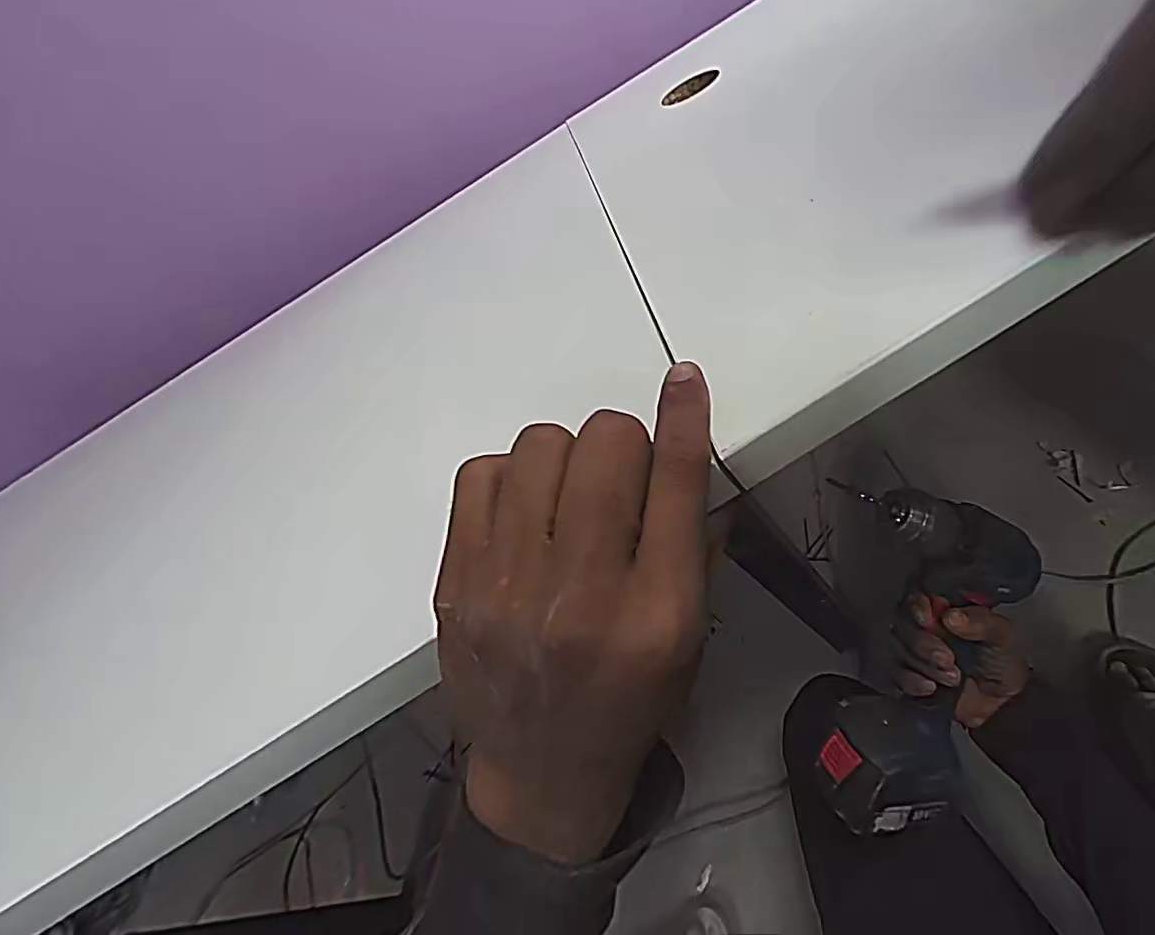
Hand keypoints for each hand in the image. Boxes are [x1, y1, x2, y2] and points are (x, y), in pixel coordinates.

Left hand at [434, 362, 713, 862]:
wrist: (544, 774)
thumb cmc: (628, 704)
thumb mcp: (692, 636)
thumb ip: (697, 545)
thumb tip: (684, 459)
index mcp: (657, 610)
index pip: (676, 482)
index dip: (683, 419)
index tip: (682, 380)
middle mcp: (582, 595)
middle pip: (604, 447)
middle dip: (622, 441)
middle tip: (620, 474)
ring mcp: (508, 589)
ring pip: (539, 447)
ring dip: (566, 457)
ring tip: (568, 498)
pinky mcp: (456, 586)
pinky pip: (480, 474)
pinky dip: (510, 478)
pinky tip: (525, 514)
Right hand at [891, 593, 1028, 727]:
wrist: (1005, 703)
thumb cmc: (1002, 660)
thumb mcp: (1002, 635)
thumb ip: (981, 622)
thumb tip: (951, 617)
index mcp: (942, 605)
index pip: (916, 594)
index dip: (916, 604)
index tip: (925, 618)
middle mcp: (922, 622)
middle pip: (903, 622)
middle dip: (922, 643)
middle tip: (948, 659)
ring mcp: (912, 648)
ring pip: (899, 647)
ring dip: (923, 664)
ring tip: (954, 679)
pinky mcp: (908, 674)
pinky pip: (897, 673)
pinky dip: (911, 681)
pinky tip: (930, 688)